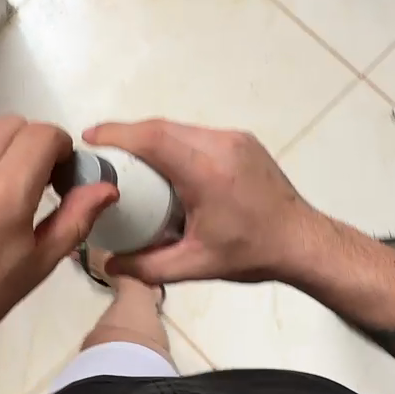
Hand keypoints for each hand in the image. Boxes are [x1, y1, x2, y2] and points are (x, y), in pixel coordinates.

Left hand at [0, 116, 116, 371]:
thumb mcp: (40, 262)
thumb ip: (77, 217)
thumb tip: (107, 187)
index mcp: (5, 194)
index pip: (44, 135)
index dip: (61, 148)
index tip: (61, 172)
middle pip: (14, 124)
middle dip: (34, 142)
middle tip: (36, 176)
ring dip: (3, 141)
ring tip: (4, 175)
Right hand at [85, 119, 340, 284]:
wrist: (303, 242)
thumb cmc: (250, 254)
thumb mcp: (195, 266)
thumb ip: (147, 266)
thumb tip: (105, 264)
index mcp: (207, 172)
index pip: (154, 139)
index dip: (118, 134)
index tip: (90, 138)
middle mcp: (221, 146)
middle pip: (162, 127)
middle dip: (127, 133)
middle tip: (101, 149)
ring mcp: (234, 139)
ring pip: (179, 127)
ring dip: (149, 136)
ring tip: (125, 155)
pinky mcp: (242, 140)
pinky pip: (196, 133)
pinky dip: (171, 140)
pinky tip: (160, 160)